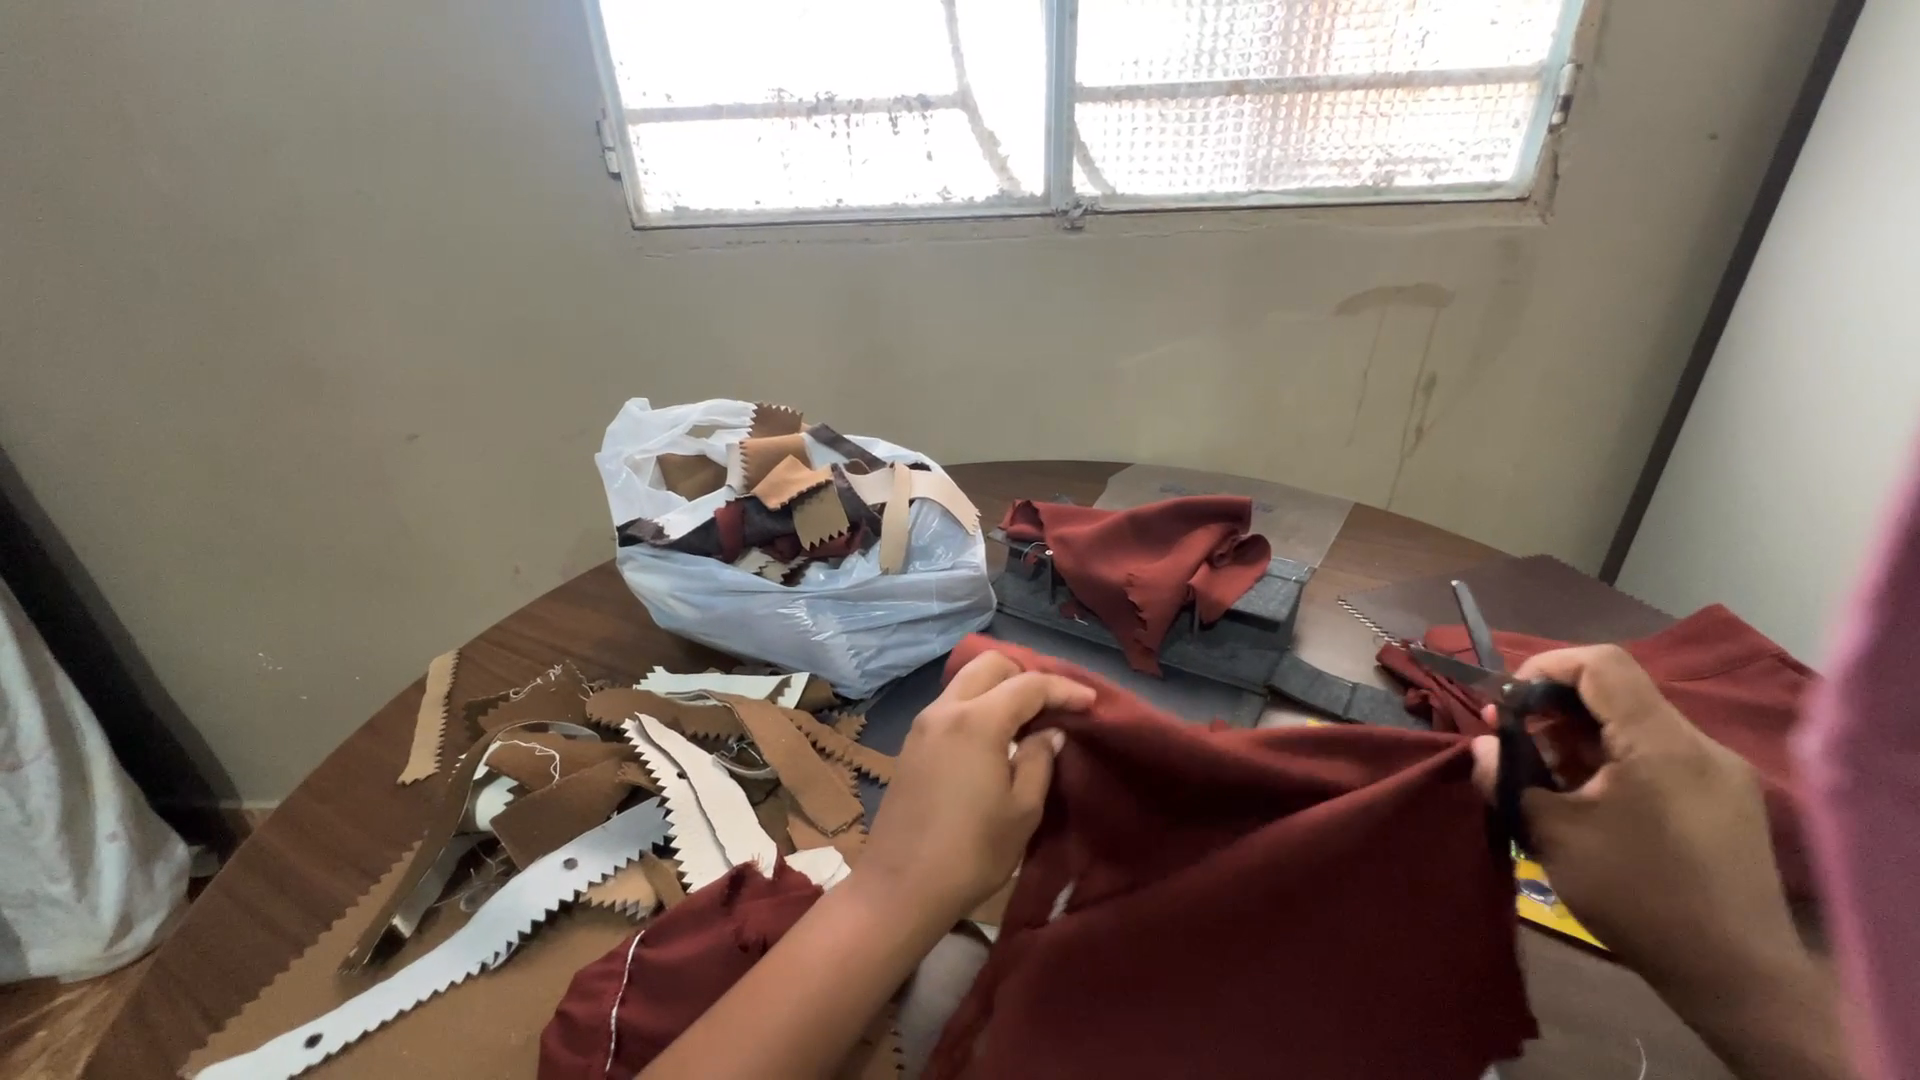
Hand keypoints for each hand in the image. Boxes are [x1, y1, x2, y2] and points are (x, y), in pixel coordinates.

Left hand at [853, 651, 1093, 926]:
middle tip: (1054, 704)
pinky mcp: (912, 744)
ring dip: (999, 688)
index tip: (1090, 702)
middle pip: (989, 666)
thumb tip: (1049, 733)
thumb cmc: (972, 853)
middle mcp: (945, 710)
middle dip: (1026, 674)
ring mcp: (923, 725)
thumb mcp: (1022, 810)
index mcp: (977, 720)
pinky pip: (951, 705)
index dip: (1064, 689)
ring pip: (966, 682)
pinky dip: (978, 705)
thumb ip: (1040, 760)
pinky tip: (996, 735)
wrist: (901, 887)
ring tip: (1028, 718)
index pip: (1028, 685)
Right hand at [1469, 646, 1801, 1001]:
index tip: (1506, 704)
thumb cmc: (1636, 894)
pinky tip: (1585, 797)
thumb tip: (1486, 745)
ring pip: (1634, 726)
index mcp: (1661, 742)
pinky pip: (1656, 756)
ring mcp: (1718, 774)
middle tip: (1510, 739)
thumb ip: (1508, 776)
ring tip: (1541, 774)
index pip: (1601, 664)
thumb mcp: (1551, 832)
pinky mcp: (1724, 801)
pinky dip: (1610, 760)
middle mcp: (1699, 745)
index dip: (1544, 668)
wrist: (1736, 976)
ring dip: (1578, 737)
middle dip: (1552, 707)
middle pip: (1617, 693)